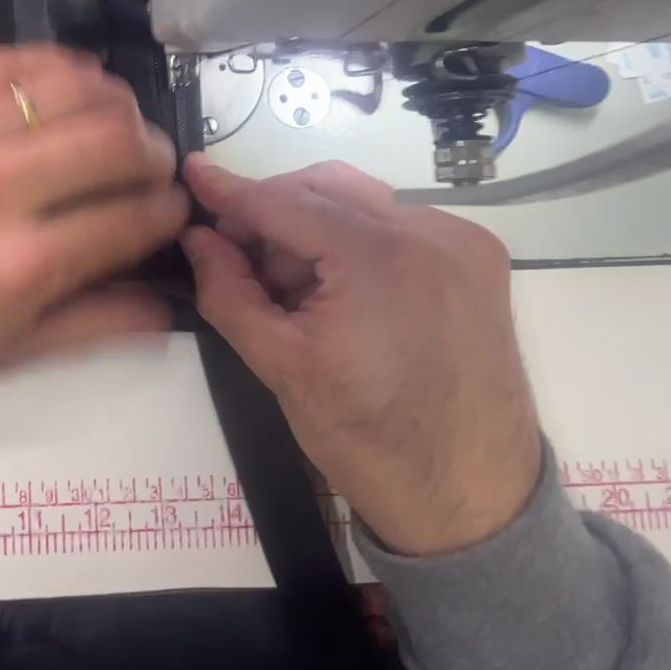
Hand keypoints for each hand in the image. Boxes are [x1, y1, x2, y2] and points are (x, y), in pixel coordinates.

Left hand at [0, 45, 188, 380]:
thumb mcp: (9, 350)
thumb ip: (98, 324)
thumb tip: (170, 301)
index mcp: (21, 264)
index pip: (130, 217)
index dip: (168, 209)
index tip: (172, 206)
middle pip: (112, 141)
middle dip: (153, 150)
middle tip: (152, 162)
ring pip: (71, 87)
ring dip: (114, 101)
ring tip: (118, 121)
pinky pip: (12, 60)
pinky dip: (58, 66)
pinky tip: (73, 83)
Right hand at [181, 155, 541, 555]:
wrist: (469, 497)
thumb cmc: (367, 439)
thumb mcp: (279, 364)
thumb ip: (227, 289)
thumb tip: (197, 237)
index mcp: (380, 257)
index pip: (284, 202)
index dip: (230, 189)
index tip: (192, 172)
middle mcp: (431, 230)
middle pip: (324, 187)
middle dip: (272, 213)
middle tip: (240, 261)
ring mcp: (462, 240)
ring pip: (360, 198)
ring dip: (312, 225)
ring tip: (296, 288)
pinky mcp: (479, 258)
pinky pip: (396, 221)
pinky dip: (354, 239)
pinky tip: (341, 290)